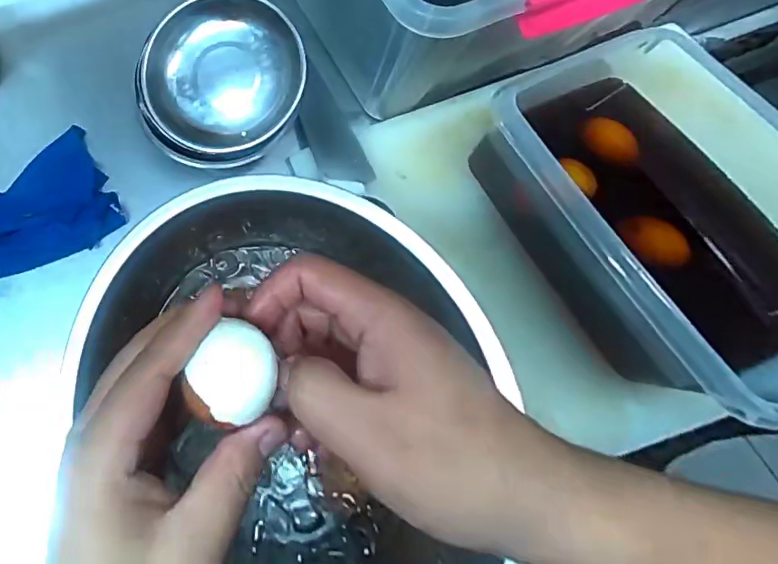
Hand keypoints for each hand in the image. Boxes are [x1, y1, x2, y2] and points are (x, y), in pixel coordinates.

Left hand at [54, 286, 287, 563]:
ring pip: (135, 374)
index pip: (147, 368)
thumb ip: (229, 481)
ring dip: (176, 347)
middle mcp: (89, 428)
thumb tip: (273, 422)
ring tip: (220, 328)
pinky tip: (202, 372)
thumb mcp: (187, 548)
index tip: (218, 297)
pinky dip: (172, 378)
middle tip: (229, 308)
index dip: (185, 328)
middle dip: (181, 326)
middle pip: (136, 360)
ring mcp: (94, 440)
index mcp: (99, 444)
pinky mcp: (105, 454)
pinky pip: (140, 400)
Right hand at [245, 254, 569, 557]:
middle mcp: (381, 323)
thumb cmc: (451, 462)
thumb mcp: (367, 431)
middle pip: (309, 307)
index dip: (268, 297)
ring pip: (322, 342)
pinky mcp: (396, 383)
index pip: (306, 274)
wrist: (531, 503)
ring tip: (283, 422)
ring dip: (296, 376)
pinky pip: (343, 373)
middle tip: (256, 389)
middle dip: (276, 342)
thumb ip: (309, 388)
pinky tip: (312, 438)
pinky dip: (320, 396)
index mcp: (377, 315)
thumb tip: (279, 371)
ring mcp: (389, 353)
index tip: (246, 342)